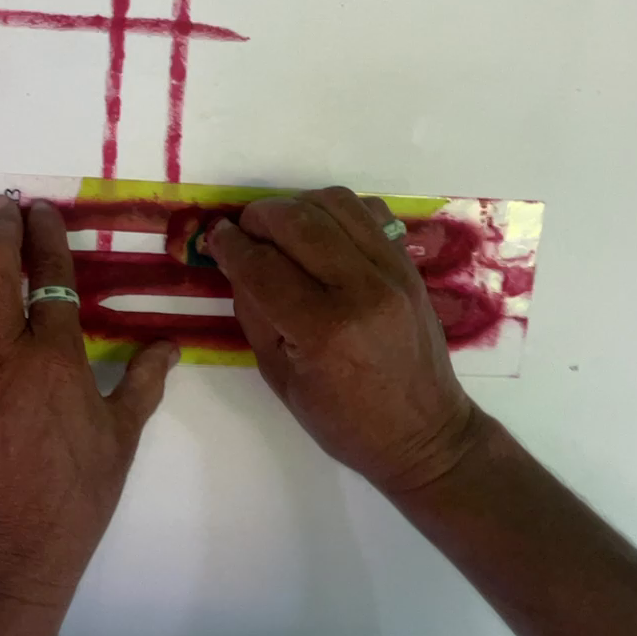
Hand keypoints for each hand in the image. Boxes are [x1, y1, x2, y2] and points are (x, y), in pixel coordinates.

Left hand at [0, 195, 178, 603]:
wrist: (13, 545)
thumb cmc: (76, 492)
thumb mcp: (123, 435)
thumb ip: (145, 381)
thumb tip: (171, 344)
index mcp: (55, 360)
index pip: (50, 277)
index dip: (46, 236)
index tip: (41, 211)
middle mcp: (0, 355)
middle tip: (2, 211)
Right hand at [208, 187, 486, 492]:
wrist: (422, 433)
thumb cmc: (341, 418)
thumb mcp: (277, 374)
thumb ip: (253, 310)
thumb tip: (234, 260)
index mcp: (323, 330)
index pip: (261, 265)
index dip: (229, 245)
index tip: (214, 237)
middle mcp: (362, 291)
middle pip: (297, 221)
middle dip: (258, 217)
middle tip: (243, 232)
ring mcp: (392, 272)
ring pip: (335, 202)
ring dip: (296, 206)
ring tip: (280, 229)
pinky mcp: (409, 265)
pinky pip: (368, 211)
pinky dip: (336, 211)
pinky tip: (321, 233)